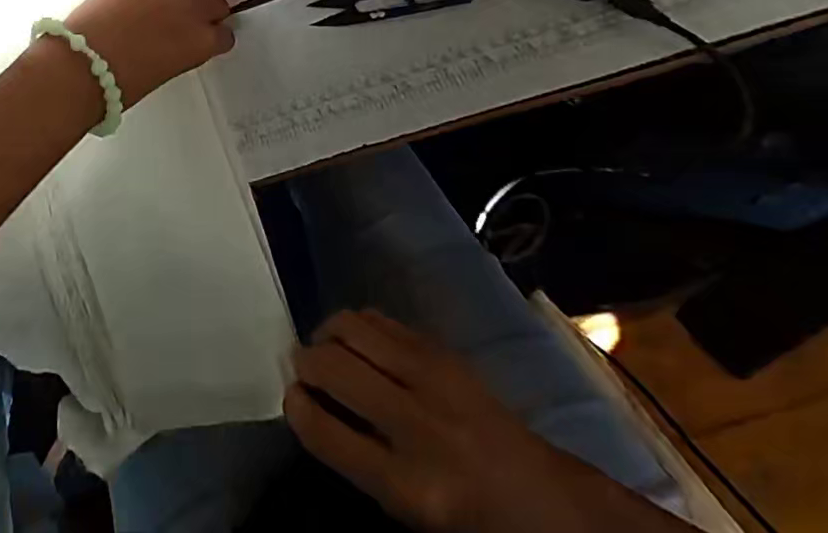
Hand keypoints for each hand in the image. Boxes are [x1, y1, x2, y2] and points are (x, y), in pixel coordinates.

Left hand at [62, 0, 233, 106]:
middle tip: (196, 19)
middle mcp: (190, 12)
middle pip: (215, 3)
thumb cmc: (118, 80)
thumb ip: (179, 53)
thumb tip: (173, 47)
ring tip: (168, 4)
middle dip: (208, 11)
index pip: (224, 35)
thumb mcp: (162, 72)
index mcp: (202, 42)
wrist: (83, 65)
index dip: (216, 37)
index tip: (211, 38)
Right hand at [286, 311, 688, 532]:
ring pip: (354, 328)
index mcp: (407, 483)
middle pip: (334, 367)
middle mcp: (418, 423)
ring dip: (327, 334)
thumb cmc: (462, 509)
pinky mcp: (444, 351)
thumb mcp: (405, 505)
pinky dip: (358, 324)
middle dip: (305, 362)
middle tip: (302, 369)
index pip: (326, 432)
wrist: (537, 492)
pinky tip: (358, 342)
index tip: (291, 398)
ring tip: (326, 349)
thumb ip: (355, 455)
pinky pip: (382, 319)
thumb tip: (309, 401)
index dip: (297, 407)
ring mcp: (435, 378)